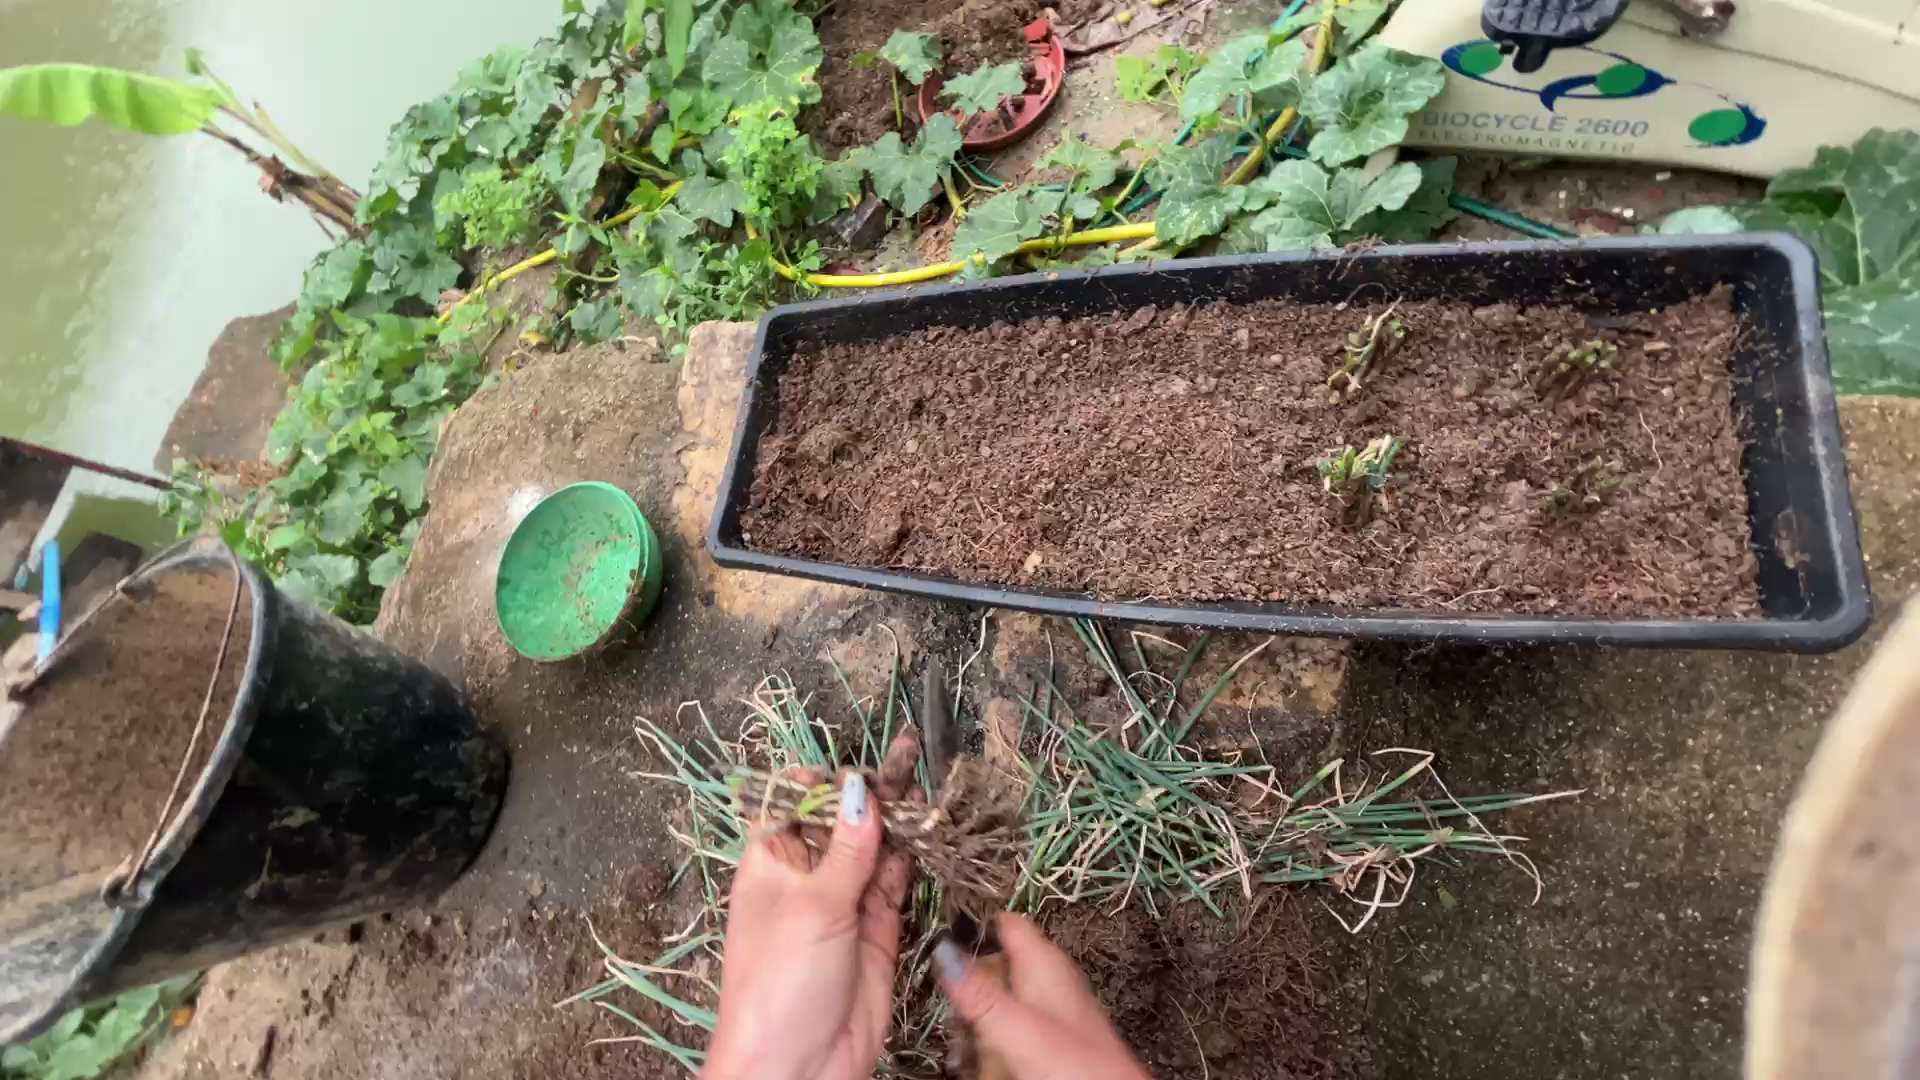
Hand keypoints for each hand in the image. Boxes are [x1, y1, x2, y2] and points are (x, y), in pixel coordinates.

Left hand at [700, 746, 915, 1079]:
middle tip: (909, 756)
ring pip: (874, 843)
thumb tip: (858, 786)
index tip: (857, 767)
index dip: (825, 781)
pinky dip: (912, 853)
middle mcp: (808, 871)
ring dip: (898, 816)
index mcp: (772, 859)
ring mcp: (844, 896)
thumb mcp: (812, 907)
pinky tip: (929, 826)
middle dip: (872, 791)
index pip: (796, 802)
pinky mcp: (877, 922)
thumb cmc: (781, 980)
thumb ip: (846, 847)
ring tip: (924, 784)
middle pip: (842, 818)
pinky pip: (895, 877)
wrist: (800, 1073)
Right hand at [936, 913, 1152, 1079]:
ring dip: (986, 1004)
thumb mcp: (1015, 1024)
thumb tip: (942, 949)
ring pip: (1009, 990)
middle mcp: (1051, 973)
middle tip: (949, 991)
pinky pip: (1019, 1017)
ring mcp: (1056, 1003)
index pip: (1005, 921)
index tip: (943, 936)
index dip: (975, 923)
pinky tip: (992, 1046)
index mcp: (1044, 959)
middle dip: (975, 972)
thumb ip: (979, 990)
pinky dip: (1002, 1026)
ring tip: (964, 1023)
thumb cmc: (1072, 1063)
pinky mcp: (1057, 1031)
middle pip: (1002, 957)